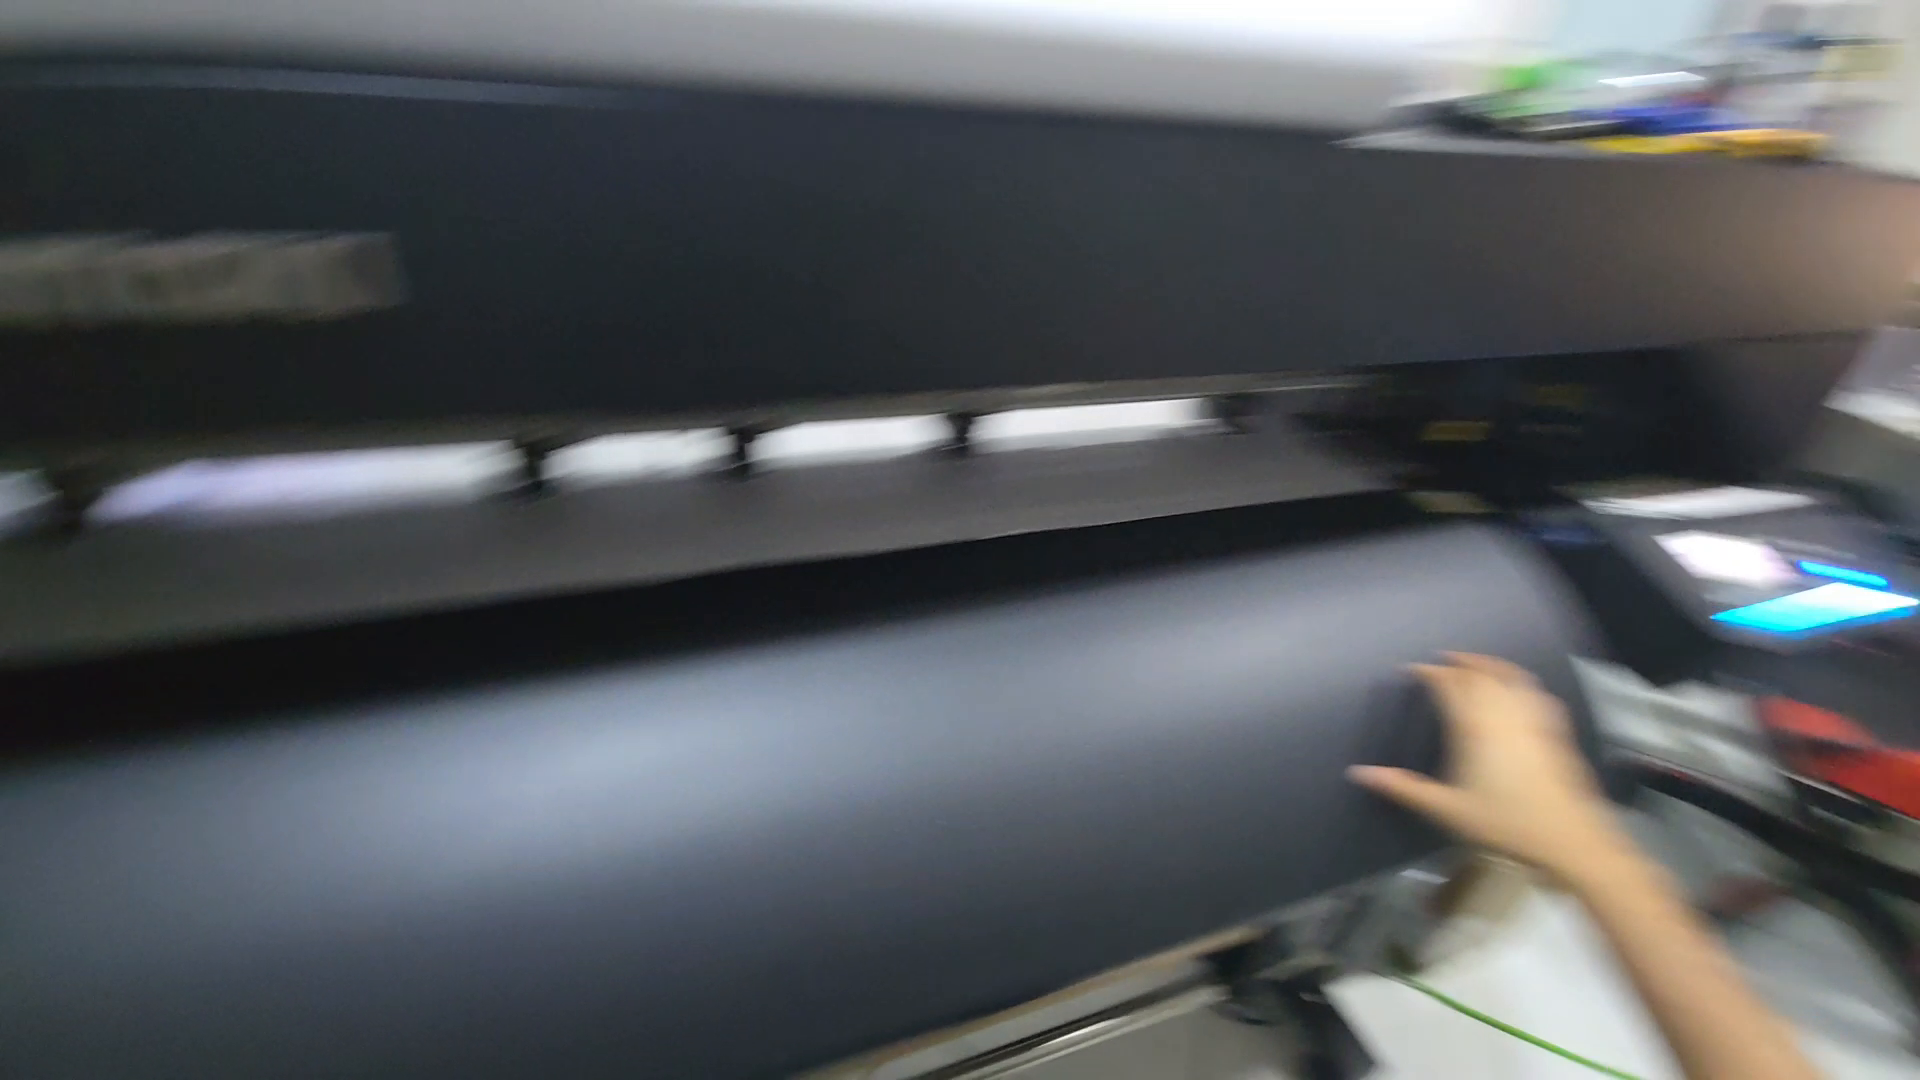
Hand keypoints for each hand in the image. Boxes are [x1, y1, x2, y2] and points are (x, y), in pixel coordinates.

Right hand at [1349, 653, 1626, 882]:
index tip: (1413, 670)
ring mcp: (1534, 723)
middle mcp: (1504, 717)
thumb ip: (1403, 788)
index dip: (1430, 673)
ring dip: (1492, 665)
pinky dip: (1522, 684)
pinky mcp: (1556, 734)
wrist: (1573, 841)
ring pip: (1512, 679)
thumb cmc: (1506, 822)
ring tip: (1478, 662)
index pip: (1450, 685)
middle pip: (1481, 675)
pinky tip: (1521, 690)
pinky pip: (1537, 696)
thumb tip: (1359, 774)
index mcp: (1475, 728)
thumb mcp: (1446, 809)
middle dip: (1460, 663)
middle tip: (1442, 660)